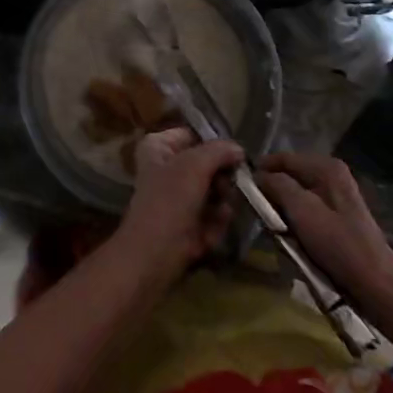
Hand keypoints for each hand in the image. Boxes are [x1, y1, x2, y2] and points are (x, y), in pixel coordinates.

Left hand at [115, 128, 243, 279]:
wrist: (153, 256)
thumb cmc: (169, 201)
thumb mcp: (195, 165)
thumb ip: (220, 150)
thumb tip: (239, 149)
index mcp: (159, 147)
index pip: (194, 135)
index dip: (215, 144)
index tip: (235, 155)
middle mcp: (167, 169)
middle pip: (209, 164)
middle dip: (223, 178)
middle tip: (229, 187)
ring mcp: (179, 198)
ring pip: (215, 191)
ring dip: (223, 203)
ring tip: (221, 212)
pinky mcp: (189, 224)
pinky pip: (213, 215)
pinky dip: (215, 224)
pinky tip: (210, 232)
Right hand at [256, 151, 392, 299]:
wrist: (375, 283)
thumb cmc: (338, 244)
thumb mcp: (303, 211)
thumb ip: (278, 186)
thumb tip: (257, 175)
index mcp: (327, 167)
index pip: (283, 158)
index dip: (261, 170)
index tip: (240, 188)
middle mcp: (333, 175)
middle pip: (290, 175)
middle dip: (272, 191)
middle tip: (254, 210)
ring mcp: (337, 196)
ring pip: (296, 195)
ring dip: (282, 209)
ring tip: (271, 226)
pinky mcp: (337, 217)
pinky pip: (306, 211)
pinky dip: (295, 221)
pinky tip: (290, 237)